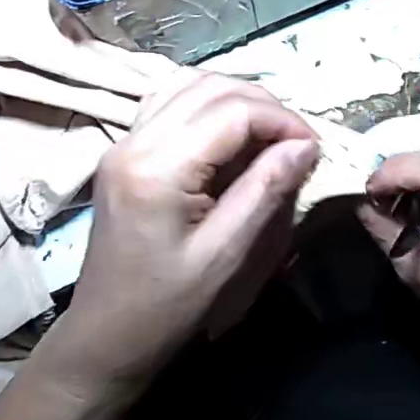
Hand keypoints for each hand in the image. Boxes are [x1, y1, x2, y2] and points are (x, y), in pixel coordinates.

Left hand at [39, 73, 320, 396]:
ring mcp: (124, 140)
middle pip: (212, 87)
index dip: (282, 120)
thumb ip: (266, 190)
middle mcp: (134, 140)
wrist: (106, 335)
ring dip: (238, 99)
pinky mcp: (125, 148)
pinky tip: (230, 132)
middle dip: (265, 106)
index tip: (314, 148)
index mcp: (157, 168)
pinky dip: (209, 103)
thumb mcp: (226, 253)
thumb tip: (307, 145)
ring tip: (269, 134)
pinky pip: (171, 99)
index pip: (233, 111)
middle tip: (297, 142)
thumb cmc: (168, 305)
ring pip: (191, 83)